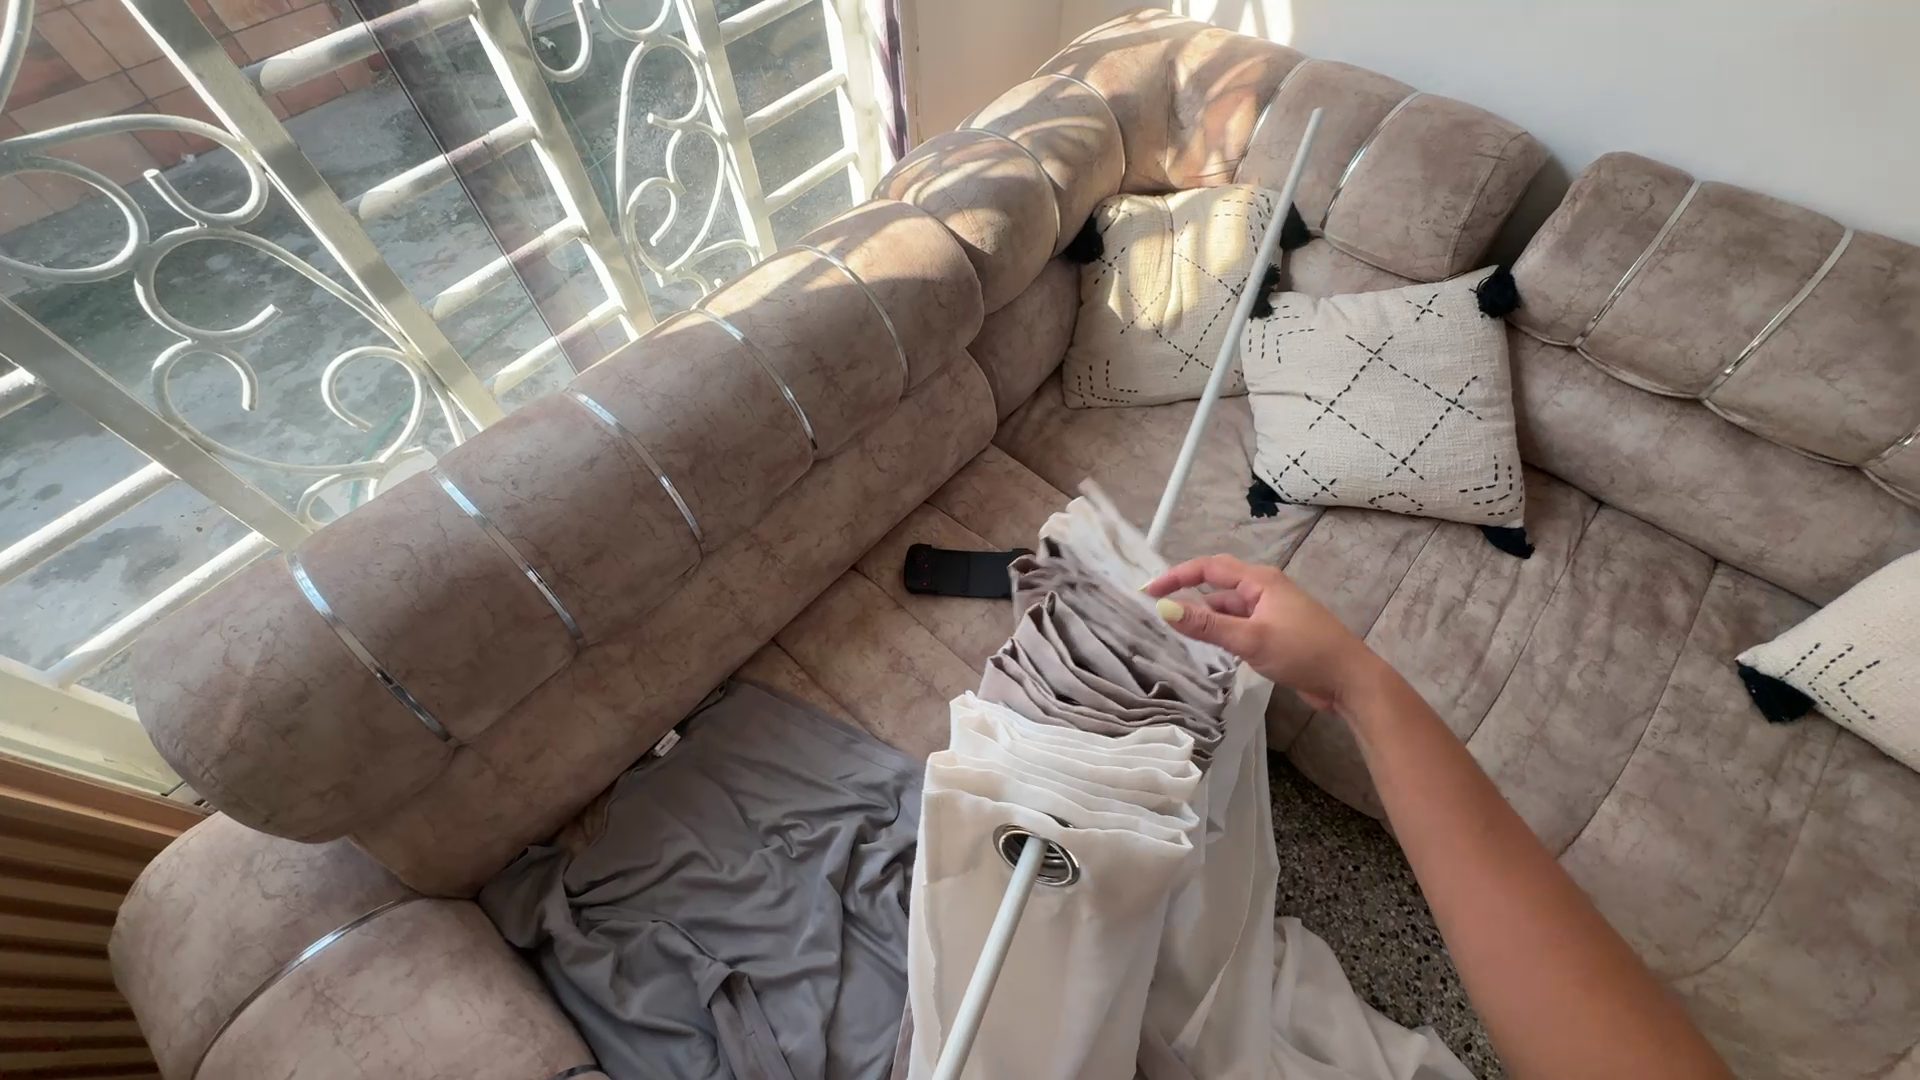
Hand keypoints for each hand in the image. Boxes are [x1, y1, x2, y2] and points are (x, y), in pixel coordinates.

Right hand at [1144, 554, 1378, 712]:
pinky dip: (1219, 630)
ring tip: (1177, 630)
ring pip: (1227, 607)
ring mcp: (1270, 610)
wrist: (1350, 681)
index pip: (1208, 567)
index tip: (1149, 592)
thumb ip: (1207, 625)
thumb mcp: (1250, 639)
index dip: (1176, 576)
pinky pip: (1237, 623)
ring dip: (1204, 615)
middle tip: (1158, 608)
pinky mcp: (1275, 631)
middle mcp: (1263, 589)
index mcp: (1259, 580)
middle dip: (1186, 592)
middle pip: (1216, 584)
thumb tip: (1164, 609)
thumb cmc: (1304, 652)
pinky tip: (1209, 645)